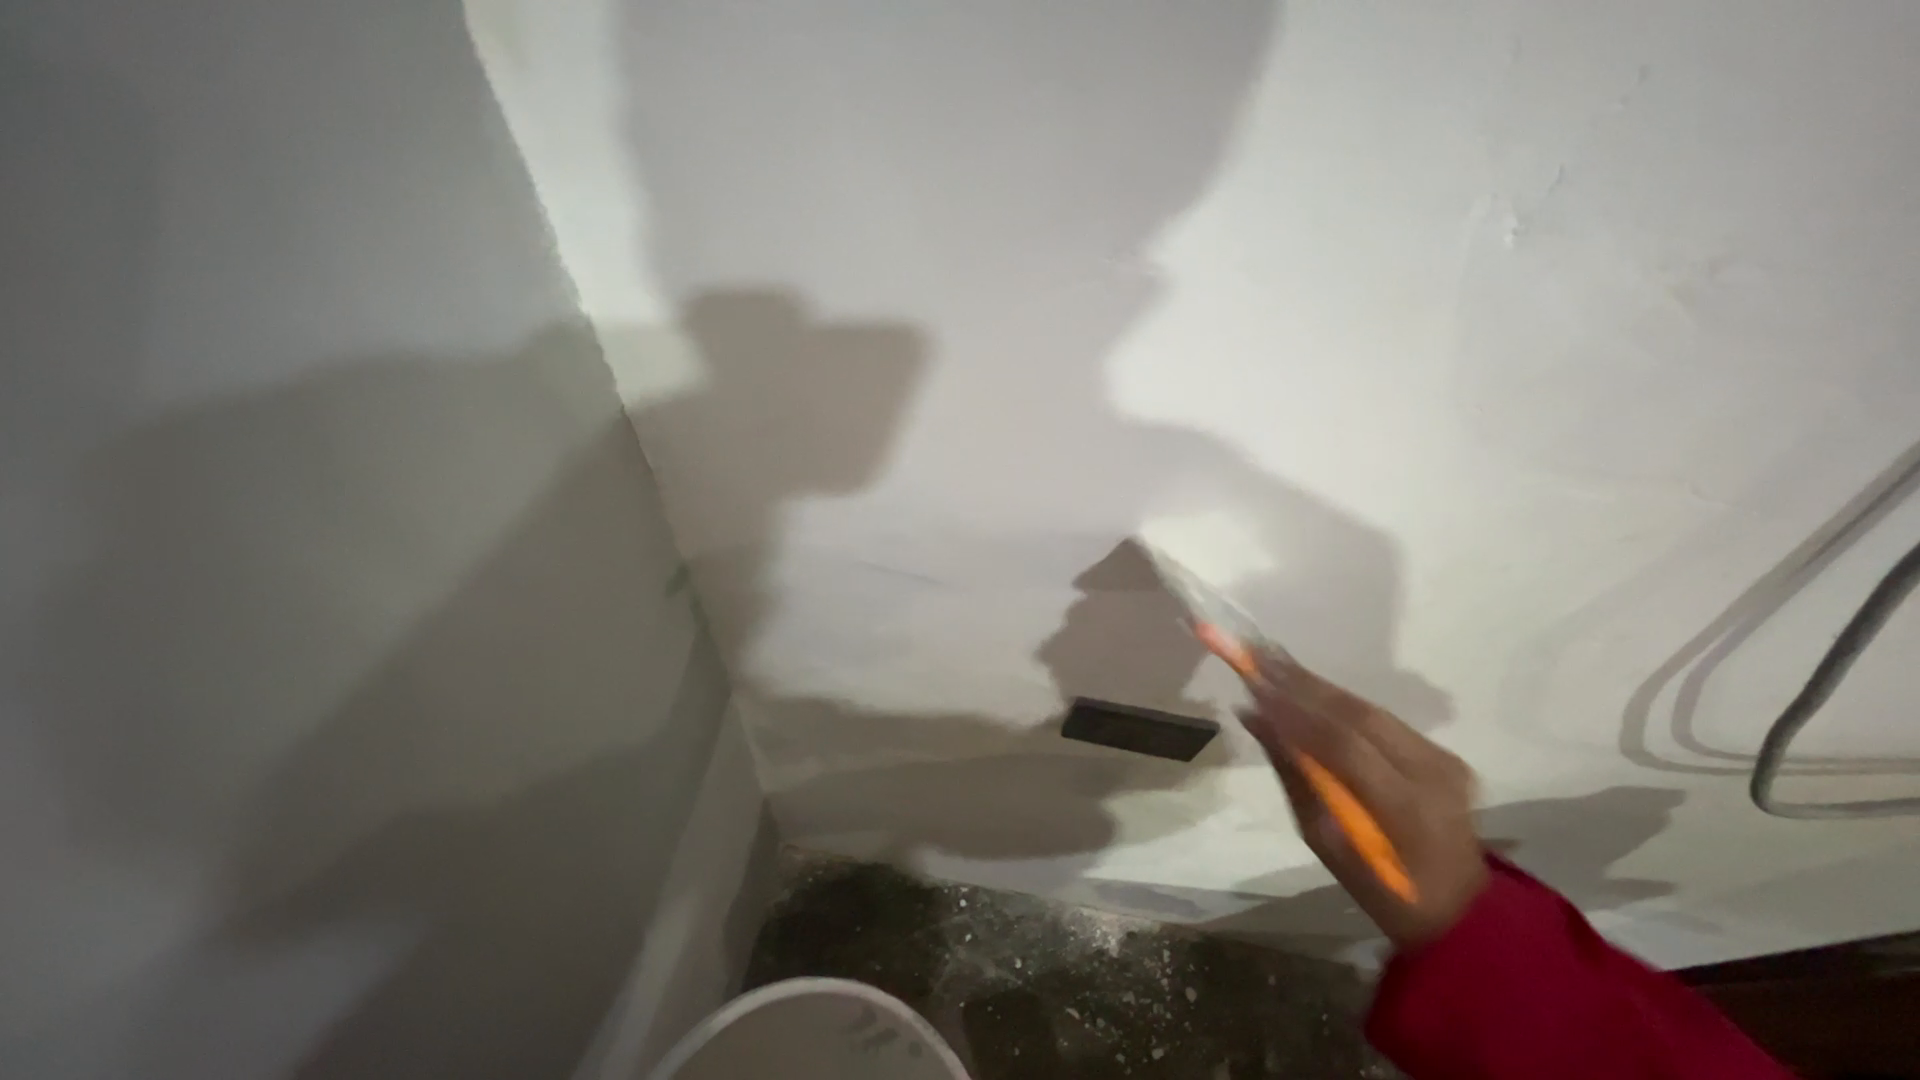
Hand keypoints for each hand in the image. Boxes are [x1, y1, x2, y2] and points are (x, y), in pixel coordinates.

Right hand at [1240, 657, 1487, 948]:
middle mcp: (1431, 772)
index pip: (1342, 743)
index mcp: (1405, 807)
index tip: (1251, 682)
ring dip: (1317, 684)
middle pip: (1357, 714)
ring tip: (1273, 658)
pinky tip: (1308, 685)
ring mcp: (1442, 758)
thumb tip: (1255, 719)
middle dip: (1301, 683)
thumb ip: (1294, 775)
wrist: (1457, 906)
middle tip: (1256, 653)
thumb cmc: (1379, 886)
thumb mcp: (1325, 842)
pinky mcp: (1442, 752)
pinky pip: (1381, 718)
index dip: (1294, 710)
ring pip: (1369, 709)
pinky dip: (1339, 701)